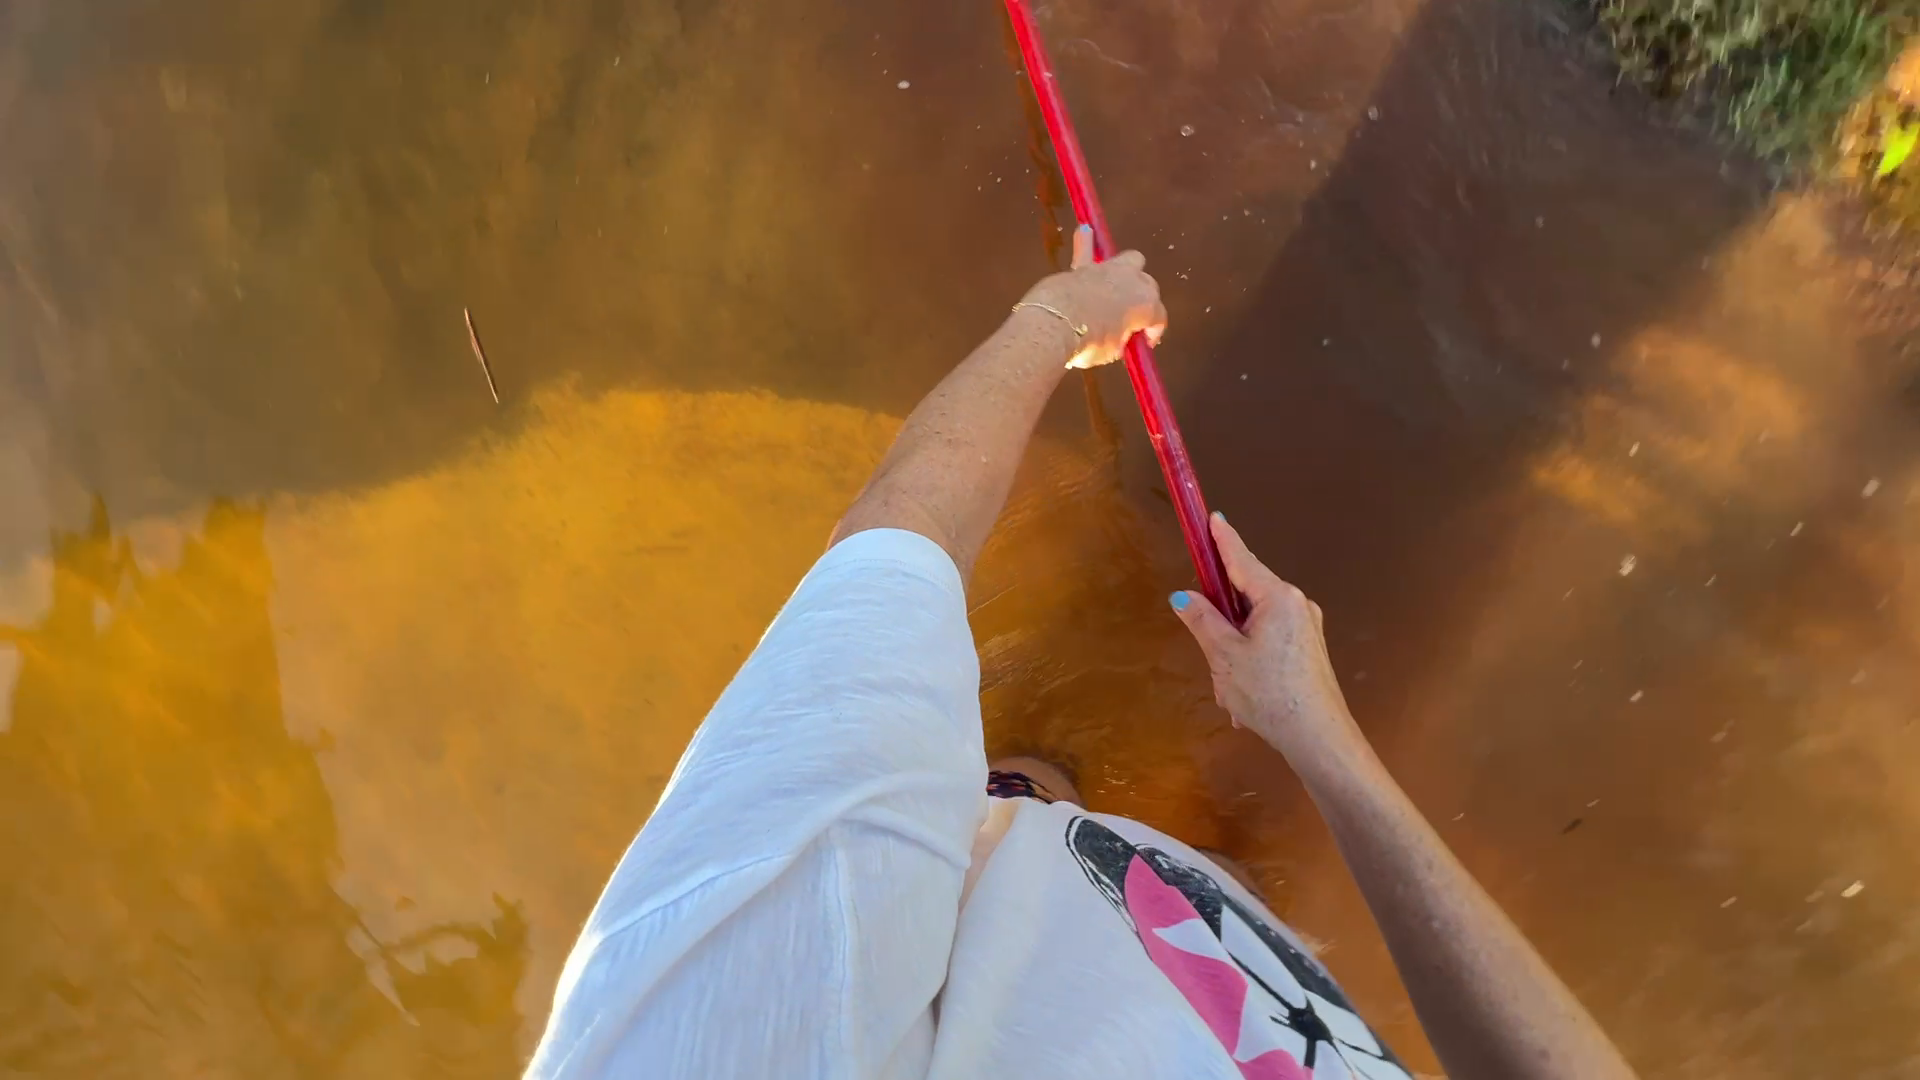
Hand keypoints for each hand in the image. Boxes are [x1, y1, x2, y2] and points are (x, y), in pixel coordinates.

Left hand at [1019, 224, 1167, 368]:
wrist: (1057, 324)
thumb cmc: (1089, 344)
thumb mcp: (1111, 352)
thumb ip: (1119, 341)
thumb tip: (1115, 338)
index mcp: (1147, 305)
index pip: (1158, 318)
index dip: (1152, 332)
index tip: (1143, 343)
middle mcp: (1134, 281)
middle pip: (1147, 287)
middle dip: (1141, 302)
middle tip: (1128, 320)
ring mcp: (1109, 270)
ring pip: (1131, 260)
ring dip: (1128, 272)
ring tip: (1120, 284)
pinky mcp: (1084, 267)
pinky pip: (1087, 249)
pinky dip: (1086, 243)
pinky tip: (1085, 232)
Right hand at [1169, 514, 1374, 773]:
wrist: (1318, 738)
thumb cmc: (1269, 692)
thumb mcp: (1224, 656)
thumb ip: (1202, 620)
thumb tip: (1183, 596)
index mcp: (1277, 598)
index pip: (1241, 559)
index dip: (1222, 539)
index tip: (1213, 517)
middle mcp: (1296, 604)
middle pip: (1245, 594)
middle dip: (1221, 619)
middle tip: (1210, 649)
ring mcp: (1305, 627)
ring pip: (1253, 622)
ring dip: (1233, 648)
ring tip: (1230, 686)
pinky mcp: (1308, 649)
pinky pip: (1267, 641)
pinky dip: (1249, 659)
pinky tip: (1244, 694)